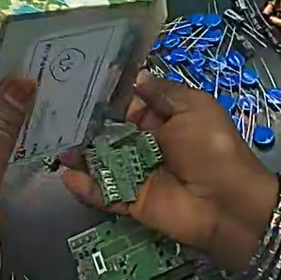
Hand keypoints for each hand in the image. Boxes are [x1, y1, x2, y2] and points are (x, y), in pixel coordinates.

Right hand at [62, 74, 278, 272]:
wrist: (229, 203)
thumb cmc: (213, 148)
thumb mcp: (195, 108)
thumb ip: (163, 92)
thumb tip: (137, 76)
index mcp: (161, 119)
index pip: (126, 105)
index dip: (105, 97)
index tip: (77, 83)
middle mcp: (144, 144)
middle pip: (107, 132)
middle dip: (83, 123)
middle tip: (51, 111)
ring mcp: (135, 173)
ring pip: (100, 160)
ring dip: (77, 153)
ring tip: (51, 141)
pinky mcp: (130, 200)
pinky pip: (103, 192)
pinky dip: (84, 185)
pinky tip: (64, 174)